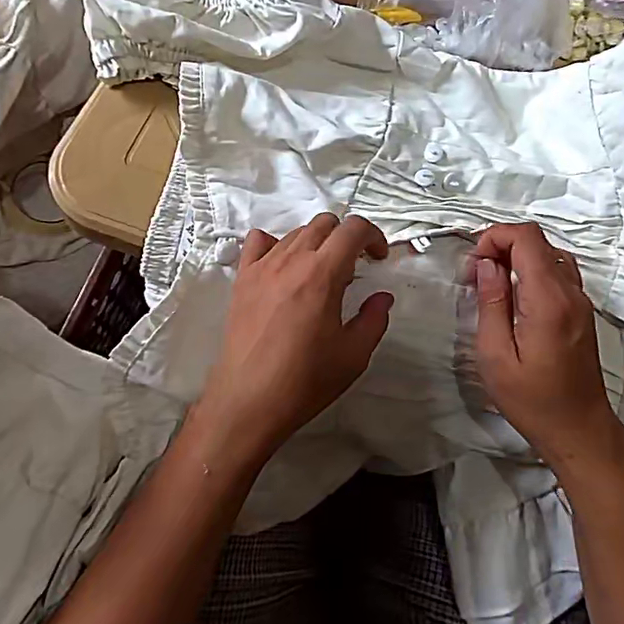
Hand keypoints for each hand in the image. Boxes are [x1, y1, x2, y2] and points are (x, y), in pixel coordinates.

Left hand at [194, 214, 394, 467]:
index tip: (378, 258)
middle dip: (346, 237)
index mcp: (322, 274)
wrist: (249, 399)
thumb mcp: (354, 355)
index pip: (352, 229)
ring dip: (315, 243)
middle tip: (355, 266)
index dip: (373, 236)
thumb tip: (382, 297)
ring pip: (294, 233)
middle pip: (323, 224)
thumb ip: (373, 318)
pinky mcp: (242, 279)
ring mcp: (262, 267)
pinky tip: (283, 268)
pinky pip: (258, 242)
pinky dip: (276, 245)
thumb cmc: (305, 380)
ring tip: (321, 274)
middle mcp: (290, 261)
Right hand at [469, 224, 621, 469]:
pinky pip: (557, 272)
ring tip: (492, 284)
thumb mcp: (495, 354)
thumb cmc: (533, 400)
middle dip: (501, 246)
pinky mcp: (581, 312)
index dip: (495, 237)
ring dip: (517, 257)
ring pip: (548, 253)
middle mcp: (571, 294)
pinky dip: (531, 270)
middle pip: (538, 241)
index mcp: (549, 300)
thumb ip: (491, 302)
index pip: (527, 238)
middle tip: (477, 275)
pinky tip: (513, 297)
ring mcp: (580, 302)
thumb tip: (486, 264)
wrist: (579, 431)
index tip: (474, 263)